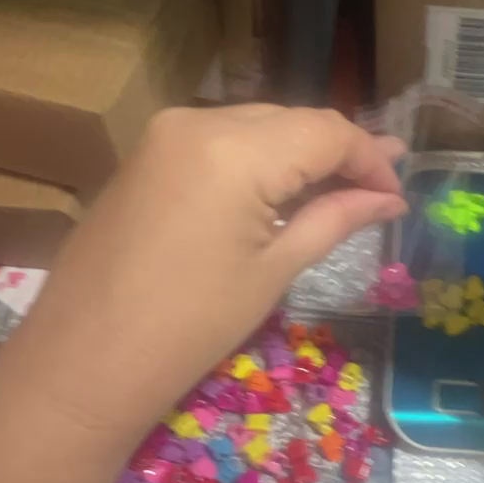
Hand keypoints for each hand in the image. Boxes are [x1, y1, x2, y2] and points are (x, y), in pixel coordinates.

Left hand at [8, 105, 406, 438]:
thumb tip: (390, 199)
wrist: (84, 361)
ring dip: (301, 154)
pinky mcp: (148, 153)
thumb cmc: (191, 327)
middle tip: (379, 190)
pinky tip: (284, 189)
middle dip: (340, 153)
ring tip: (341, 189)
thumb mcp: (273, 270)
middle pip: (293, 121)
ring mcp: (166, 133)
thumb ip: (336, 219)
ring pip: (259, 126)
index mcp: (235, 150)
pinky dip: (261, 160)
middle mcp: (199, 121)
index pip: (327, 131)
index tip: (398, 195)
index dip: (372, 158)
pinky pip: (222, 141)